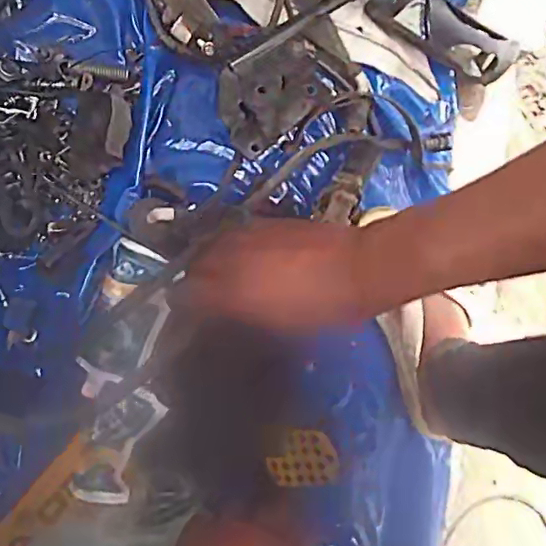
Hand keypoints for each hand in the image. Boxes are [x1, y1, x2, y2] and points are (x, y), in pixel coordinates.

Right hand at [178, 217, 381, 333]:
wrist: (359, 267)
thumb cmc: (327, 306)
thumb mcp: (280, 323)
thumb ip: (244, 315)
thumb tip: (226, 314)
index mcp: (235, 292)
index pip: (190, 295)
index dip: (186, 305)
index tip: (188, 312)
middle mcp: (235, 258)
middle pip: (196, 264)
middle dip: (193, 279)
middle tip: (198, 292)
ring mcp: (251, 235)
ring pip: (212, 243)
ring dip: (208, 258)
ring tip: (214, 270)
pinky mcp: (268, 222)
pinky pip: (236, 232)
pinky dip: (230, 243)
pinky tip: (239, 253)